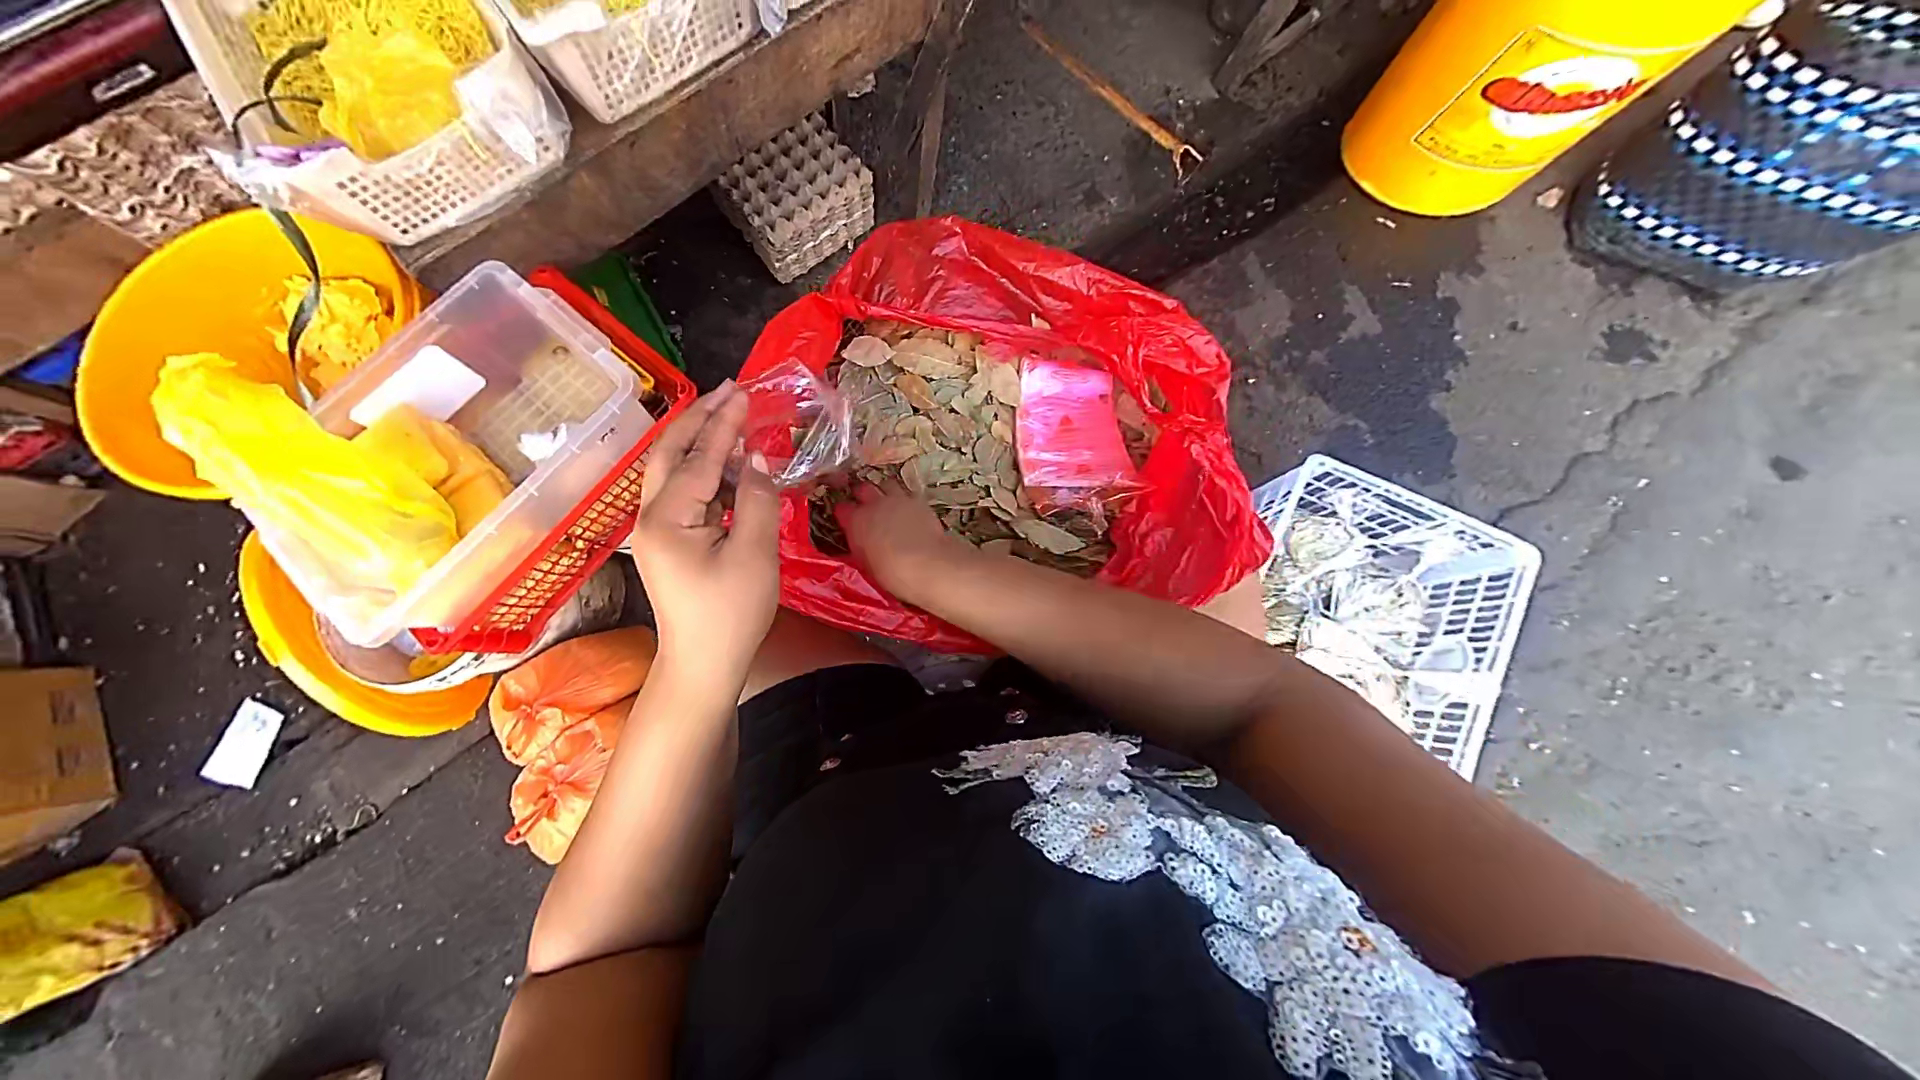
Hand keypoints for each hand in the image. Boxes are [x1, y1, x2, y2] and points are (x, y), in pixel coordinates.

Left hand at [632, 381, 779, 683]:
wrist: (703, 664)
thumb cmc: (730, 614)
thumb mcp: (754, 555)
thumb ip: (756, 500)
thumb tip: (758, 458)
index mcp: (667, 519)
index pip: (699, 459)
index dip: (724, 425)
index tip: (744, 393)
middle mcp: (651, 517)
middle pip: (670, 454)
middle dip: (698, 419)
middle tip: (728, 392)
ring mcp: (656, 531)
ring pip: (673, 472)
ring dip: (700, 443)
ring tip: (731, 419)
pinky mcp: (668, 542)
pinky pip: (683, 494)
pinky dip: (704, 472)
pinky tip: (728, 466)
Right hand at [835, 483, 978, 602]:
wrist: (926, 565)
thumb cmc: (891, 573)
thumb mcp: (865, 564)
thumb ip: (860, 548)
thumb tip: (861, 545)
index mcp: (856, 521)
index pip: (842, 509)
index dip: (844, 513)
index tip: (846, 518)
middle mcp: (875, 505)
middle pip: (864, 489)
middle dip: (863, 494)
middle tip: (866, 505)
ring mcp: (897, 500)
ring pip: (886, 485)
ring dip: (885, 491)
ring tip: (888, 502)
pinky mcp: (918, 502)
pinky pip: (907, 495)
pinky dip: (905, 501)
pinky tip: (909, 511)